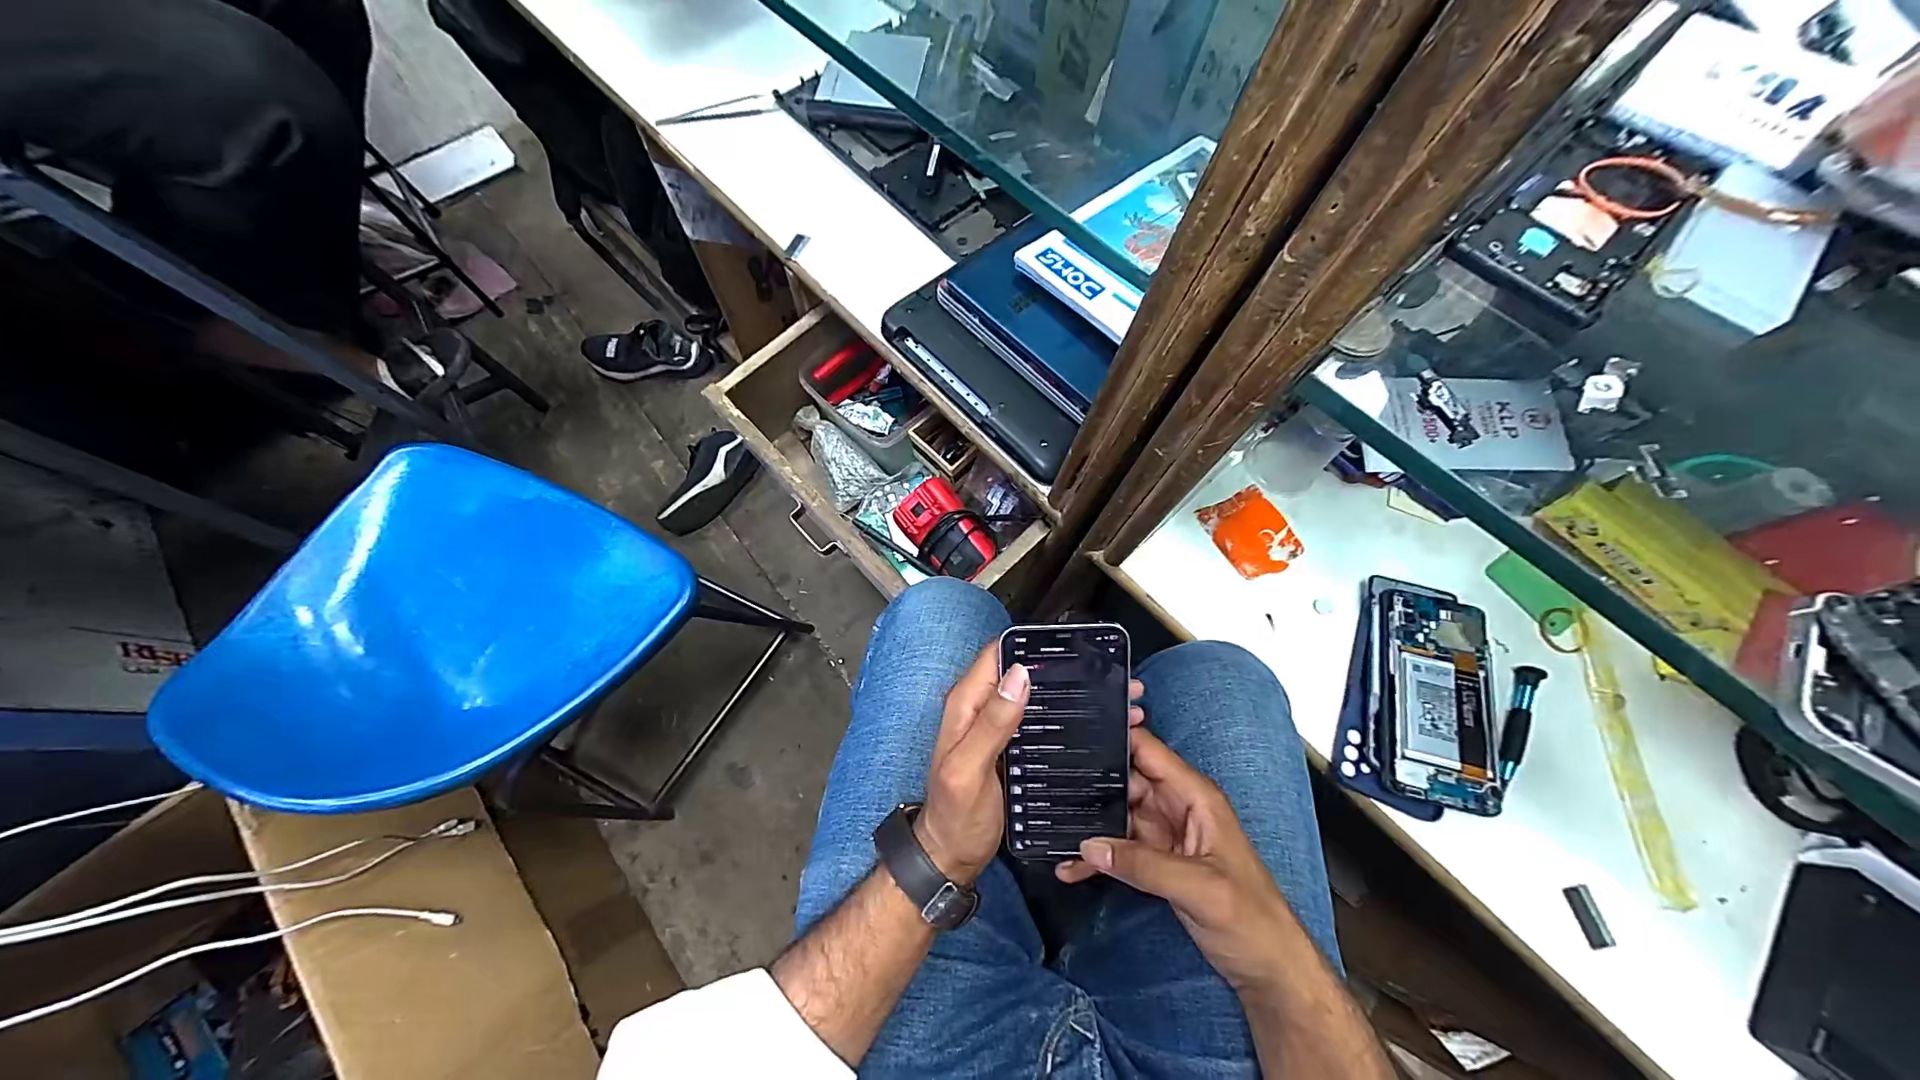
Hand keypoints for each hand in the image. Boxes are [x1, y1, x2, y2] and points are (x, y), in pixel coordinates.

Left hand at [915, 645, 1145, 886]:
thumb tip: (1019, 674)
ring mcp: (996, 725)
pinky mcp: (1011, 744)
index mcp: (965, 704)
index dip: (1030, 645)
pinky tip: (1091, 721)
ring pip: (1032, 693)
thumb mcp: (968, 770)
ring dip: (1065, 690)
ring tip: (1109, 694)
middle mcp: (980, 707)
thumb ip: (990, 723)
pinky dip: (1061, 714)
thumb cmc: (955, 817)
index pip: (997, 655)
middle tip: (1103, 673)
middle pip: (1019, 670)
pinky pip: (1037, 717)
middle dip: (1058, 667)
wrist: (952, 856)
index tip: (1070, 646)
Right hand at [1055, 727, 1296, 994]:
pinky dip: (1095, 857)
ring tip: (1050, 829)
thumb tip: (1089, 846)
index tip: (1073, 732)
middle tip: (1048, 786)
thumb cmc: (1251, 919)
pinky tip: (1070, 867)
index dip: (1114, 736)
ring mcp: (1164, 834)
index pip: (1147, 751)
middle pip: (1124, 780)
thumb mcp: (1200, 889)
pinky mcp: (1155, 861)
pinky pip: (1118, 849)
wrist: (1270, 970)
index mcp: (1195, 796)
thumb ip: (1144, 864)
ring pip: (1116, 815)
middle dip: (1089, 783)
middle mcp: (1176, 807)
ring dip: (1087, 825)